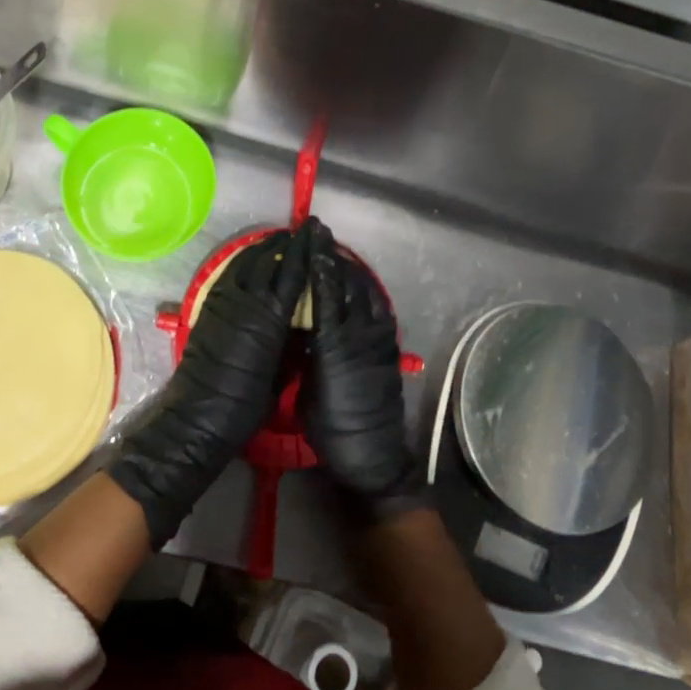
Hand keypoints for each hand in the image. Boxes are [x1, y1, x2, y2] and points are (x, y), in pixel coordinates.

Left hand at [108, 219, 314, 547]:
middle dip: (289, 242)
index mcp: (271, 318)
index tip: (319, 232)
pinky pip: (229, 274)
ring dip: (264, 247)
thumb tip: (304, 320)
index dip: (307, 250)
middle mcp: (248, 301)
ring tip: (281, 239)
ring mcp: (224, 301)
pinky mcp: (207, 306)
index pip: (293, 272)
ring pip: (247, 262)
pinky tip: (252, 258)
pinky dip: (243, 261)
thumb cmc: (246, 405)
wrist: (199, 417)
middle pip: (270, 259)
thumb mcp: (281, 374)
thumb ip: (292, 341)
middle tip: (305, 231)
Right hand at [304, 222, 423, 519]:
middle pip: (348, 283)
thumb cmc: (329, 427)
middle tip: (318, 235)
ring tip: (335, 253)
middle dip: (333, 256)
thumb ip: (306, 349)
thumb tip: (301, 321)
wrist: (372, 454)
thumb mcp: (305, 387)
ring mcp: (379, 339)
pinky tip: (357, 285)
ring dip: (351, 270)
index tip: (309, 235)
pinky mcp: (390, 348)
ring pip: (367, 292)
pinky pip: (379, 309)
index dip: (318, 259)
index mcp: (334, 342)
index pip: (326, 289)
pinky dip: (366, 290)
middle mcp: (360, 333)